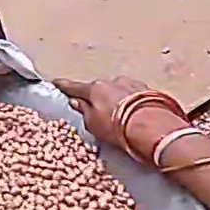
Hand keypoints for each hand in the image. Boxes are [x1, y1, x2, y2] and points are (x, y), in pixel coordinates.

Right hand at [54, 76, 188, 159]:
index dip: (63, 86)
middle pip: (98, 88)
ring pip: (117, 91)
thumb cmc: (118, 127)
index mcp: (95, 88)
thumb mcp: (92, 124)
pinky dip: (128, 103)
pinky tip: (131, 114)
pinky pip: (132, 96)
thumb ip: (83, 111)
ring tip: (116, 116)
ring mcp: (132, 84)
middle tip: (93, 110)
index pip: (74, 87)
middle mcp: (113, 81)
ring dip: (114, 100)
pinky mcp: (149, 91)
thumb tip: (77, 102)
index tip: (55, 83)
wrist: (154, 128)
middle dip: (95, 97)